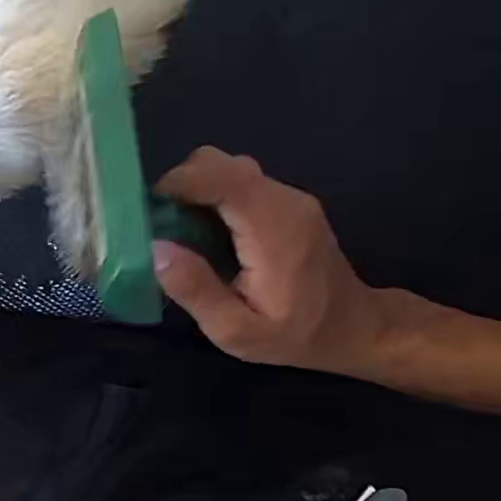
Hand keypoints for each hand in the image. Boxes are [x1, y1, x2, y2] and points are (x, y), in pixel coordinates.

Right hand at [152, 147, 432, 373]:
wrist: (353, 327)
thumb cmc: (295, 336)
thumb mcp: (237, 331)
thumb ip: (197, 290)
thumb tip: (156, 248)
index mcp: (273, 229)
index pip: (221, 177)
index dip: (178, 182)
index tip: (146, 208)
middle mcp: (285, 200)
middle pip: (221, 164)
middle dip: (182, 186)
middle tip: (161, 227)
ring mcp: (290, 197)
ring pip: (230, 170)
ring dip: (197, 192)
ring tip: (181, 235)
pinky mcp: (289, 203)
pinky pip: (242, 185)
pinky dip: (214, 199)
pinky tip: (208, 237)